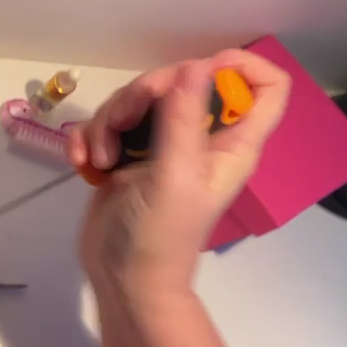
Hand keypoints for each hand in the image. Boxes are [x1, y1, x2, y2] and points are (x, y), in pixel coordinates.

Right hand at [69, 49, 290, 299]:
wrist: (123, 280)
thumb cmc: (160, 236)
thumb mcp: (174, 176)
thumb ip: (184, 120)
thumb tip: (196, 65)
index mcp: (230, 143)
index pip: (265, 86)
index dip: (239, 67)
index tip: (193, 72)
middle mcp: (199, 139)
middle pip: (178, 82)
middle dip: (140, 95)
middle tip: (120, 125)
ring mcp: (159, 147)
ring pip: (134, 102)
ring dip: (106, 122)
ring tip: (98, 159)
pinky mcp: (123, 157)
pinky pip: (105, 127)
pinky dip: (88, 139)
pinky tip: (81, 164)